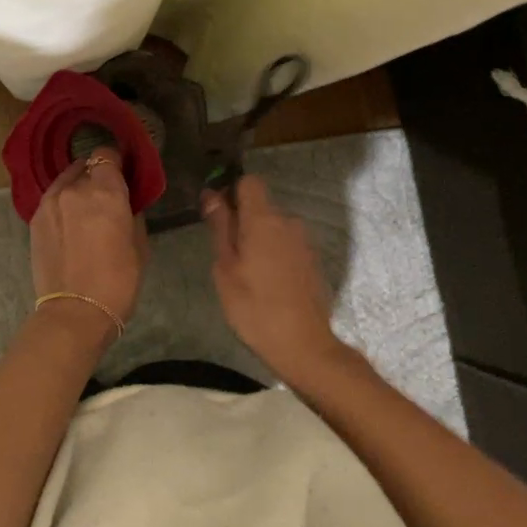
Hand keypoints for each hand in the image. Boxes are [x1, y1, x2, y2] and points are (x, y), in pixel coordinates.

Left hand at [30, 147, 148, 335]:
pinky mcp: (35, 219)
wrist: (75, 311)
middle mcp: (74, 188)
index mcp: (106, 191)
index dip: (116, 162)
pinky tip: (69, 223)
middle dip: (97, 177)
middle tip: (106, 198)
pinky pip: (53, 200)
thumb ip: (132, 213)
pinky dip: (62, 204)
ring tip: (85, 210)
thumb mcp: (139, 245)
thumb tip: (125, 202)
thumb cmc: (118, 281)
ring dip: (77, 189)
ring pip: (66, 181)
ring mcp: (50, 202)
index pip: (107, 154)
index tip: (122, 175)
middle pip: (86, 167)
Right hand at [203, 175, 340, 373]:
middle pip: (261, 206)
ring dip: (259, 240)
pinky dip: (275, 254)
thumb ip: (220, 227)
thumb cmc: (254, 307)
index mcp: (264, 219)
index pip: (249, 182)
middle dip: (243, 221)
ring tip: (248, 275)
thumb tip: (212, 194)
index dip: (231, 192)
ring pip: (274, 227)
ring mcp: (305, 242)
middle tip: (228, 256)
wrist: (303, 344)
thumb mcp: (225, 267)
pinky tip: (268, 285)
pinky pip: (287, 245)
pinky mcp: (313, 261)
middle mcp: (289, 222)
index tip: (219, 216)